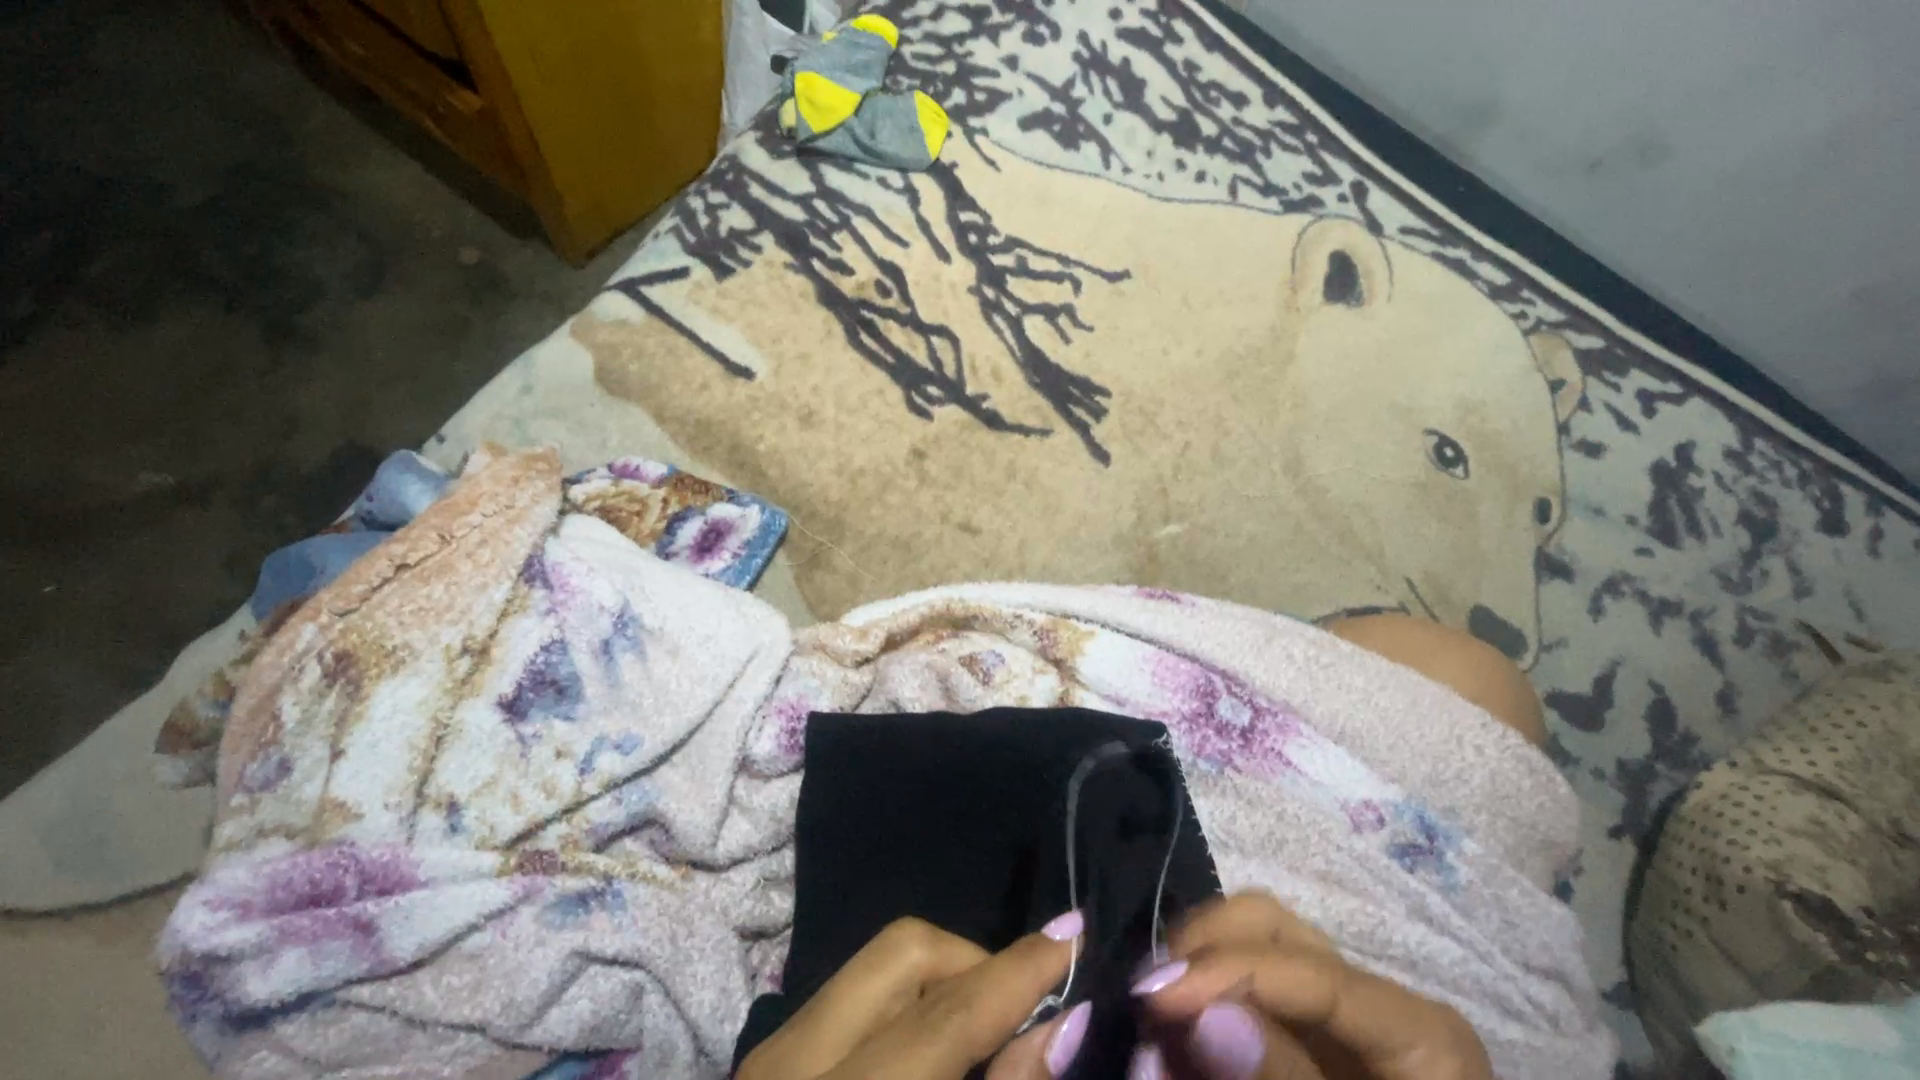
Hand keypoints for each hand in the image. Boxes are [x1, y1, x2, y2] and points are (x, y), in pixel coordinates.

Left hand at [739, 912, 1093, 1079]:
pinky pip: (857, 993)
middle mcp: (793, 1063)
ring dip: (946, 983)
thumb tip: (1064, 1023)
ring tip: (983, 1036)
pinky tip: (932, 1055)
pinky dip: (911, 1005)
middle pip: (905, 953)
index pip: (946, 1016)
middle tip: (1023, 1014)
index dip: (1019, 974)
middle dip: (976, 965)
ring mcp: (772, 1055)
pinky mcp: (770, 1054)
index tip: (1075, 935)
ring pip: (879, 963)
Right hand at [1132, 892, 1492, 1079]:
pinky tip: (1172, 1030)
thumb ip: (1283, 1079)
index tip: (1150, 997)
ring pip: (1250, 938)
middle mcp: (1374, 997)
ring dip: (1191, 965)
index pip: (1306, 969)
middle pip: (1272, 926)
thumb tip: (1203, 1017)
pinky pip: (1244, 985)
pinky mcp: (1307, 1032)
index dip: (1224, 971)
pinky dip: (1200, 997)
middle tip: (1146, 1001)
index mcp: (1418, 1030)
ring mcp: (1339, 1012)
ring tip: (1151, 1016)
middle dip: (1200, 950)